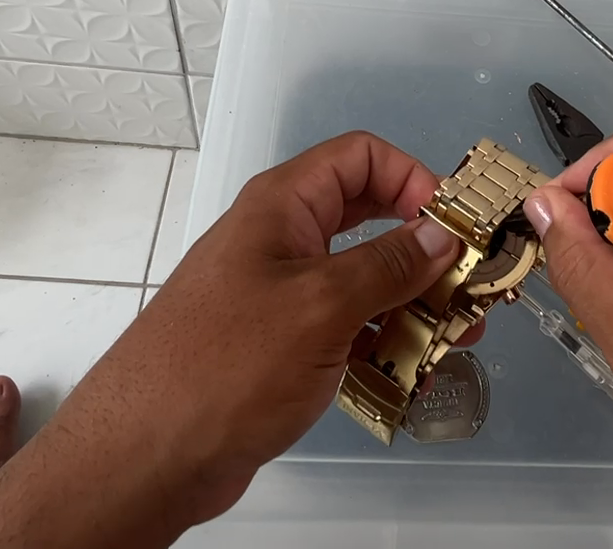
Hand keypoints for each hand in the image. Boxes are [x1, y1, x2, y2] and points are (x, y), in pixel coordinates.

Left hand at [30, 132, 462, 544]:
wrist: (143, 455)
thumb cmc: (230, 361)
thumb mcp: (321, 305)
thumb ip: (388, 266)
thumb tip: (442, 234)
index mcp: (286, 203)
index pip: (362, 157)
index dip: (413, 178)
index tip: (453, 224)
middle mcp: (285, 236)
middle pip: (369, 215)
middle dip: (424, 243)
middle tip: (469, 278)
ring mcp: (283, 290)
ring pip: (362, 274)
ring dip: (412, 297)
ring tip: (459, 331)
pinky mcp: (283, 339)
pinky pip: (346, 321)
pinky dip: (382, 336)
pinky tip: (416, 366)